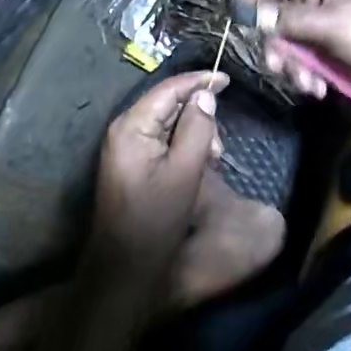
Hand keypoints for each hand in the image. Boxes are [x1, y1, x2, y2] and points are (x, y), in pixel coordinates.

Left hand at [90, 71, 225, 278]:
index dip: (199, 81)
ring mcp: (125, 146)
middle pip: (168, 103)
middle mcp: (124, 129)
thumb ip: (198, 129)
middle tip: (218, 146)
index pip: (168, 89)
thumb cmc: (155, 221)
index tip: (227, 79)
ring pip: (168, 122)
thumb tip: (206, 95)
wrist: (123, 271)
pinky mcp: (131, 162)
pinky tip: (197, 164)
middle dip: (198, 115)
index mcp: (132, 126)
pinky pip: (162, 139)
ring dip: (193, 133)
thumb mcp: (184, 173)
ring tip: (210, 159)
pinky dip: (182, 145)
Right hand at [237, 0, 350, 96]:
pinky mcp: (334, 54)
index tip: (232, 6)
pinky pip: (308, 63)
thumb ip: (291, 20)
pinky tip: (320, 90)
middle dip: (280, 48)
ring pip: (293, 47)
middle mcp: (323, 3)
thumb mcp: (333, 24)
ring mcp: (328, 30)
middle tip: (278, 67)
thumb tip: (254, 14)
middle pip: (282, 21)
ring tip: (309, 85)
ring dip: (296, 68)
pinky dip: (309, 77)